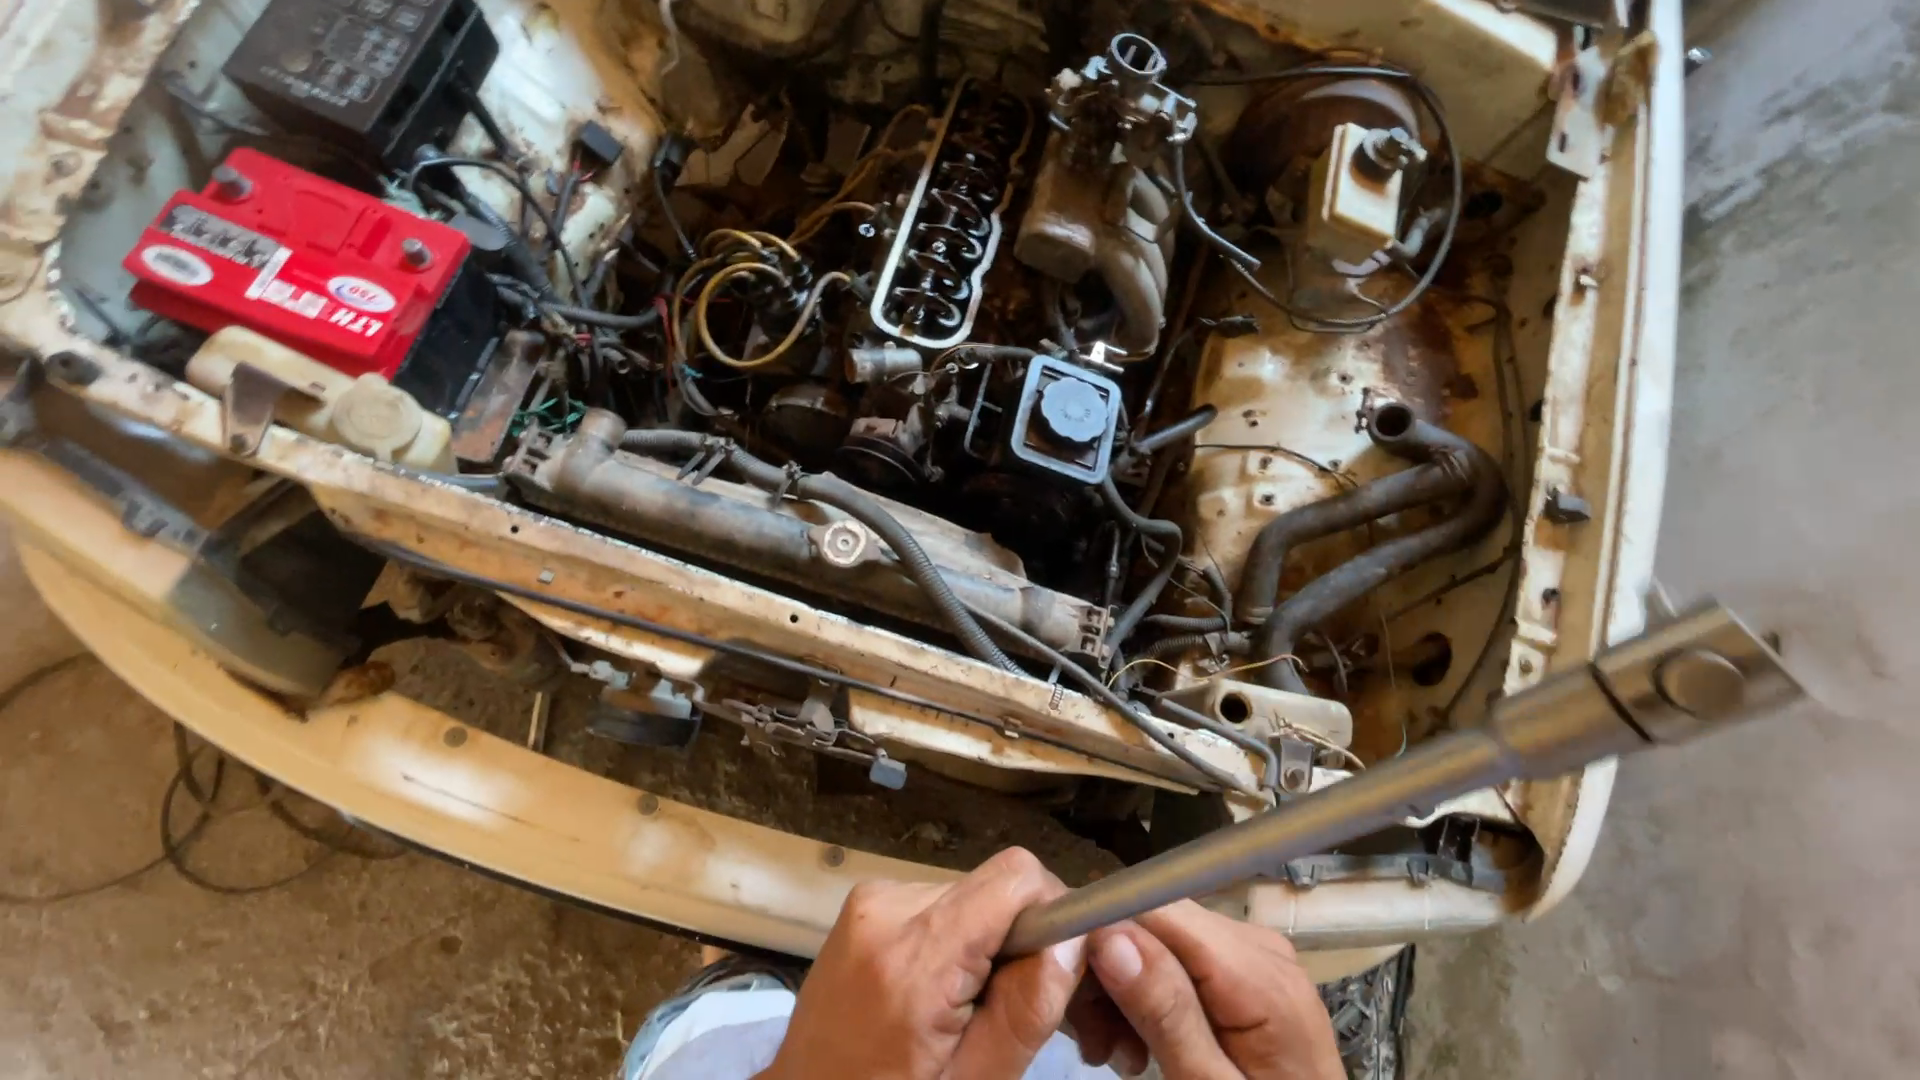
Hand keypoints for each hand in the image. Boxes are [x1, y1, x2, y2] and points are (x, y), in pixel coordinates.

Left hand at [761, 847, 1087, 1079]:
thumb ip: (1026, 1009)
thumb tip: (1075, 938)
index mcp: (914, 956)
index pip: (1014, 877)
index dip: (1051, 912)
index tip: (1053, 967)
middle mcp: (888, 905)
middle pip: (994, 885)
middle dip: (1017, 935)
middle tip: (1004, 1003)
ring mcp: (871, 897)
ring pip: (969, 891)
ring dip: (983, 936)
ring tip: (963, 1000)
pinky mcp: (865, 899)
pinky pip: (937, 899)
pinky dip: (952, 934)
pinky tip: (934, 983)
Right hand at [1066, 900, 1343, 1078]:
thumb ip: (1167, 1015)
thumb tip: (1109, 934)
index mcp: (1258, 971)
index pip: (1157, 907)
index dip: (1101, 929)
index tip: (1068, 983)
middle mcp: (1255, 942)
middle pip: (1153, 922)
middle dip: (1108, 971)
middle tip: (1091, 1043)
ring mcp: (1250, 954)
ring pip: (1155, 939)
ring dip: (1120, 988)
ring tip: (1111, 1052)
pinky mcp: (1241, 970)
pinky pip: (1175, 959)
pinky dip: (1144, 993)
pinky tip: (1136, 1042)